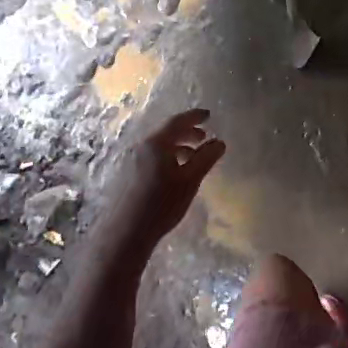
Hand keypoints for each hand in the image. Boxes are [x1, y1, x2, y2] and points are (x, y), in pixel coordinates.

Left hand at [101, 109, 226, 249]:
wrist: (127, 231)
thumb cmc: (162, 204)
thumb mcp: (190, 180)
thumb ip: (206, 158)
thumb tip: (220, 142)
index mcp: (156, 143)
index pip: (177, 122)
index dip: (194, 117)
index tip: (209, 115)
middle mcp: (142, 146)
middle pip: (167, 132)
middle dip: (187, 132)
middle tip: (204, 137)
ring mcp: (132, 160)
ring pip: (159, 145)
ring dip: (178, 146)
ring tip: (194, 156)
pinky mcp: (129, 173)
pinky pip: (152, 156)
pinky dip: (168, 156)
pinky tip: (176, 172)